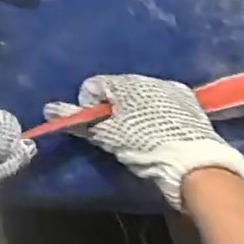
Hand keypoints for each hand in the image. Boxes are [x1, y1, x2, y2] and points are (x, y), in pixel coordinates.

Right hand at [44, 74, 243, 210]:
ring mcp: (172, 89)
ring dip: (133, 108)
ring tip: (138, 131)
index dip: (89, 107)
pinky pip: (161, 101)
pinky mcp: (191, 102)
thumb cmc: (142, 144)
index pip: (91, 87)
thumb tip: (47, 109)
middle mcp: (148, 79)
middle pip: (116, 89)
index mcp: (124, 83)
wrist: (196, 164)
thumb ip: (75, 119)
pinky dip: (154, 111)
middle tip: (116, 130)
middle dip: (112, 106)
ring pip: (139, 95)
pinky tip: (157, 129)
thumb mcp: (104, 134)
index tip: (97, 126)